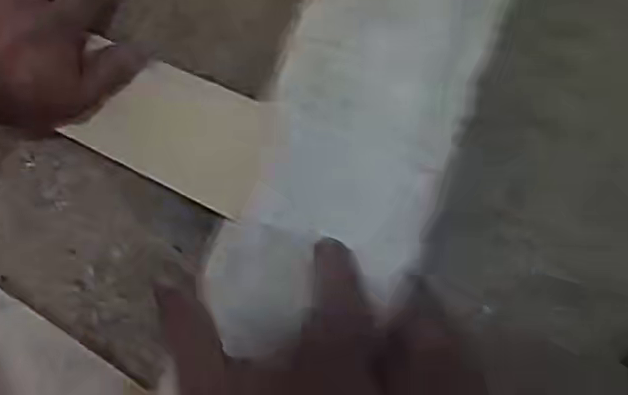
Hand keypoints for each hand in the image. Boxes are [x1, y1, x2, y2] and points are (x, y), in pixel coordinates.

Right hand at [158, 240, 488, 394]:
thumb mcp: (210, 393)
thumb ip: (191, 338)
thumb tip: (166, 282)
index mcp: (332, 375)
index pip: (346, 314)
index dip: (340, 276)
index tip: (332, 247)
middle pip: (431, 352)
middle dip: (419, 311)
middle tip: (398, 281)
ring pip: (461, 386)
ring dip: (445, 350)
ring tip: (419, 328)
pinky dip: (451, 385)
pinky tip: (424, 379)